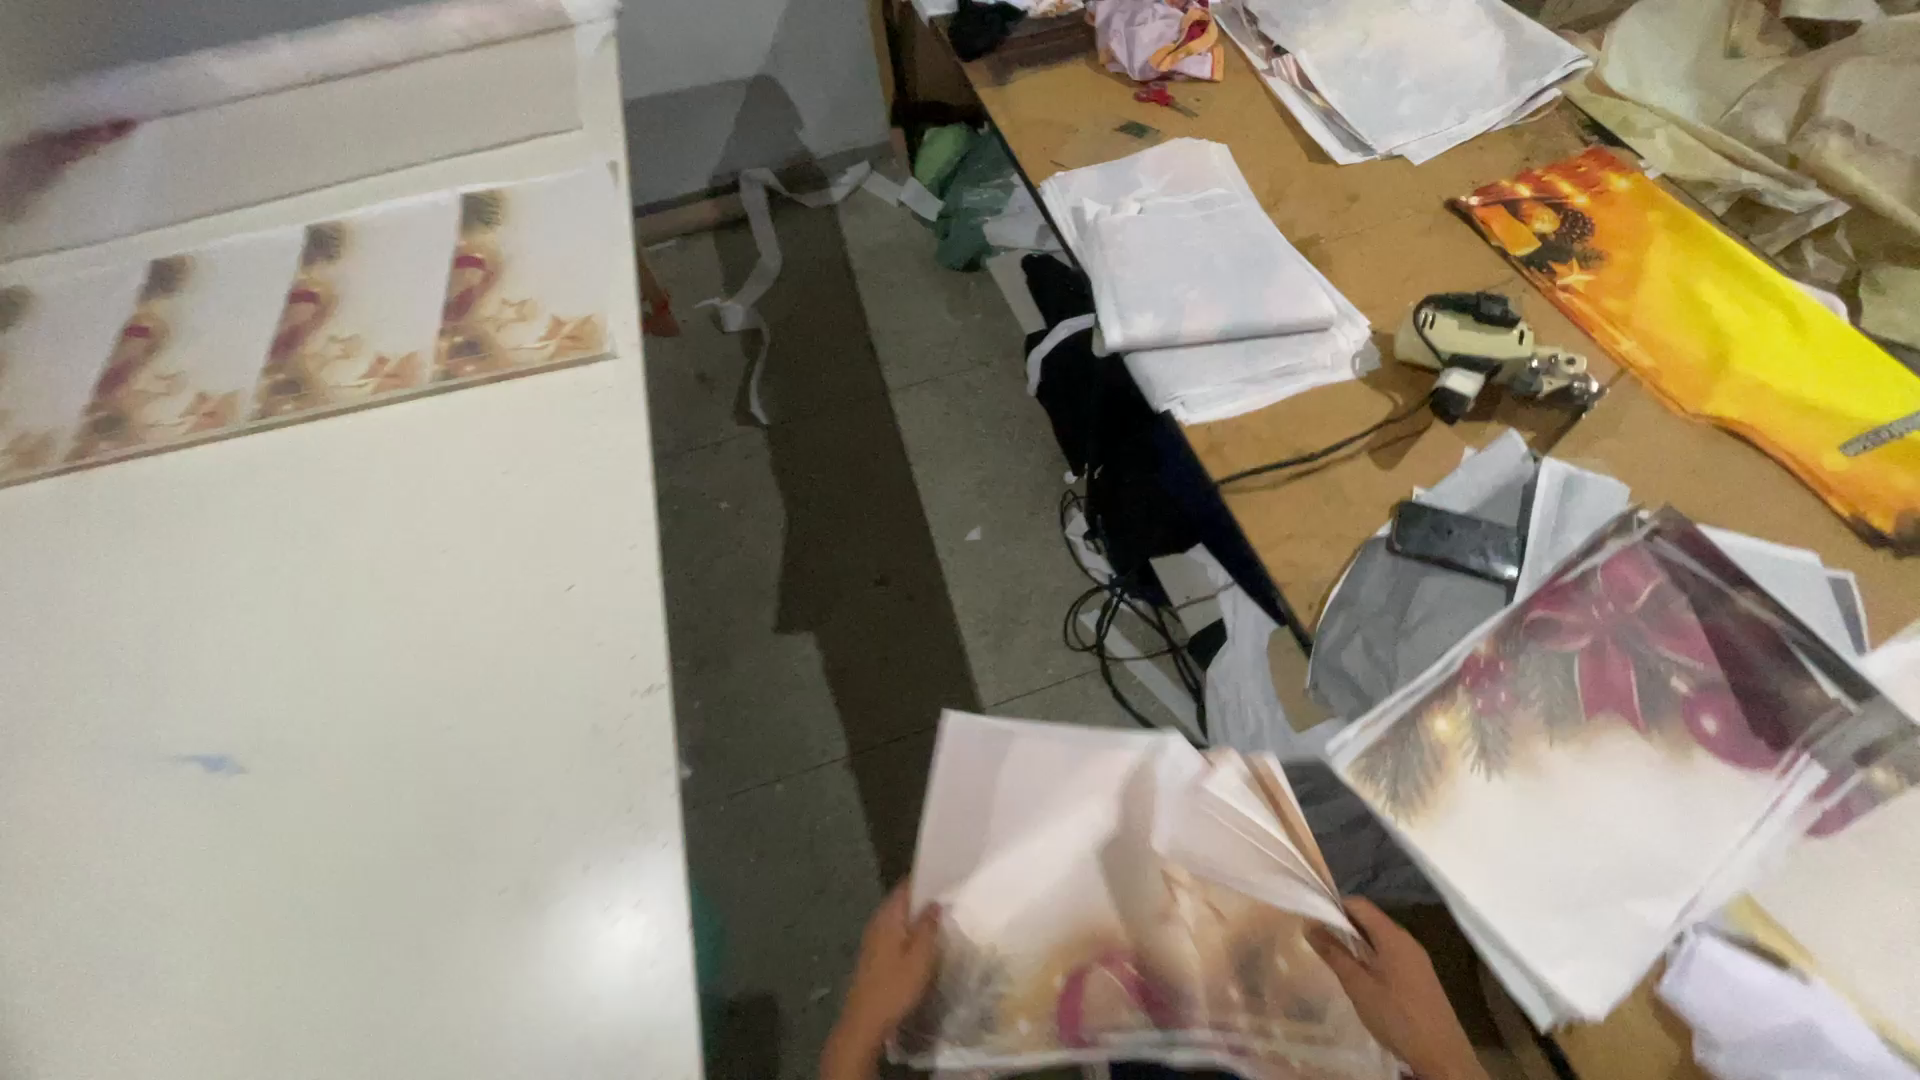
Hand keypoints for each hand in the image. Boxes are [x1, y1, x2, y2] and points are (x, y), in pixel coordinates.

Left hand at [820, 881, 941, 1079]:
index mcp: (888, 915)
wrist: (864, 1023)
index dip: (926, 879)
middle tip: (950, 899)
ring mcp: (873, 938)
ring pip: (899, 918)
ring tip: (941, 919)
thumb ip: (928, 926)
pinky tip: (923, 943)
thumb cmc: (895, 987)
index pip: (907, 886)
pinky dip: (910, 932)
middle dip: (924, 898)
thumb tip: (935, 902)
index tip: (947, 877)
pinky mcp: (874, 955)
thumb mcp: (920, 957)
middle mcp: (878, 921)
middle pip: (902, 901)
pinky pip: (895, 933)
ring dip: (917, 917)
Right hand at [1309, 897, 1487, 1079]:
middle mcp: (1407, 941)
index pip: (1359, 904)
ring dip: (1357, 942)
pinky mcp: (1421, 976)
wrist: (1444, 1060)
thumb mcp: (1358, 986)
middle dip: (1344, 924)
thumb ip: (1333, 953)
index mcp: (1393, 937)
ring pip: (1380, 938)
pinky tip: (1362, 976)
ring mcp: (1417, 960)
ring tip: (1337, 957)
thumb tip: (1309, 925)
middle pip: (1370, 919)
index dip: (1334, 905)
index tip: (1314, 919)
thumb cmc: (1397, 1018)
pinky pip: (1391, 953)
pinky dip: (1372, 955)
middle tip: (1321, 939)